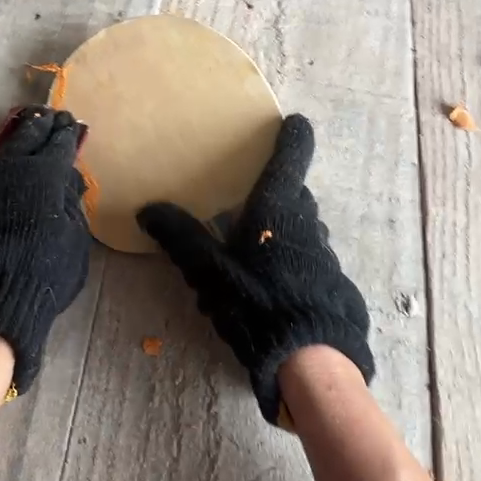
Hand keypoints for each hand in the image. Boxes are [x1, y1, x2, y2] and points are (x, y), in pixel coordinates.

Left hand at [0, 106, 91, 393]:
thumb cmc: (47, 273)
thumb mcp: (74, 239)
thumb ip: (69, 205)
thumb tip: (68, 181)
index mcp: (44, 174)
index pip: (58, 142)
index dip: (64, 131)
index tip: (67, 123)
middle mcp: (5, 166)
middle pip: (21, 134)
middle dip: (34, 124)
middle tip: (40, 120)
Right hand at [137, 115, 372, 423]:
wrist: (312, 358)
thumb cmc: (257, 303)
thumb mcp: (210, 272)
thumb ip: (180, 238)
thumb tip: (148, 208)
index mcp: (277, 211)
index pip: (288, 162)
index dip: (293, 139)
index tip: (296, 122)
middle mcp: (306, 225)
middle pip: (296, 196)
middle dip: (281, 191)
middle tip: (256, 196)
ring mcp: (323, 255)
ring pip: (303, 229)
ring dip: (285, 228)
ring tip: (259, 245)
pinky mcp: (332, 283)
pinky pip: (309, 259)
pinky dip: (293, 259)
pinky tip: (275, 283)